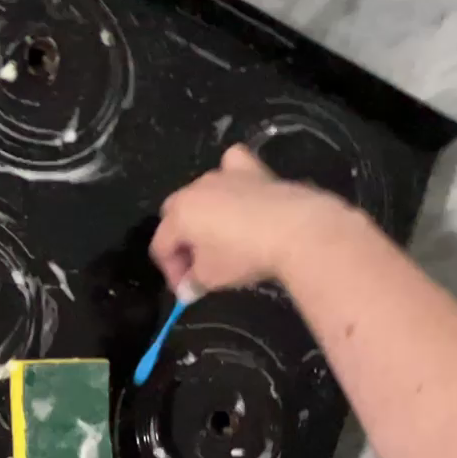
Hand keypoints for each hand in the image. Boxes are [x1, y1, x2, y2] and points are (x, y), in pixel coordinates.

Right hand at [150, 144, 363, 291]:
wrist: (295, 230)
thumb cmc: (242, 256)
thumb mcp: (210, 278)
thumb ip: (192, 283)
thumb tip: (187, 290)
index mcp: (178, 216)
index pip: (161, 247)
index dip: (171, 272)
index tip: (186, 292)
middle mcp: (195, 190)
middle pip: (174, 216)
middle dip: (182, 242)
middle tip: (199, 267)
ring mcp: (224, 175)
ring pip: (200, 193)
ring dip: (203, 216)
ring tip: (220, 239)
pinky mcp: (253, 169)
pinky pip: (232, 166)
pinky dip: (230, 177)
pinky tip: (237, 193)